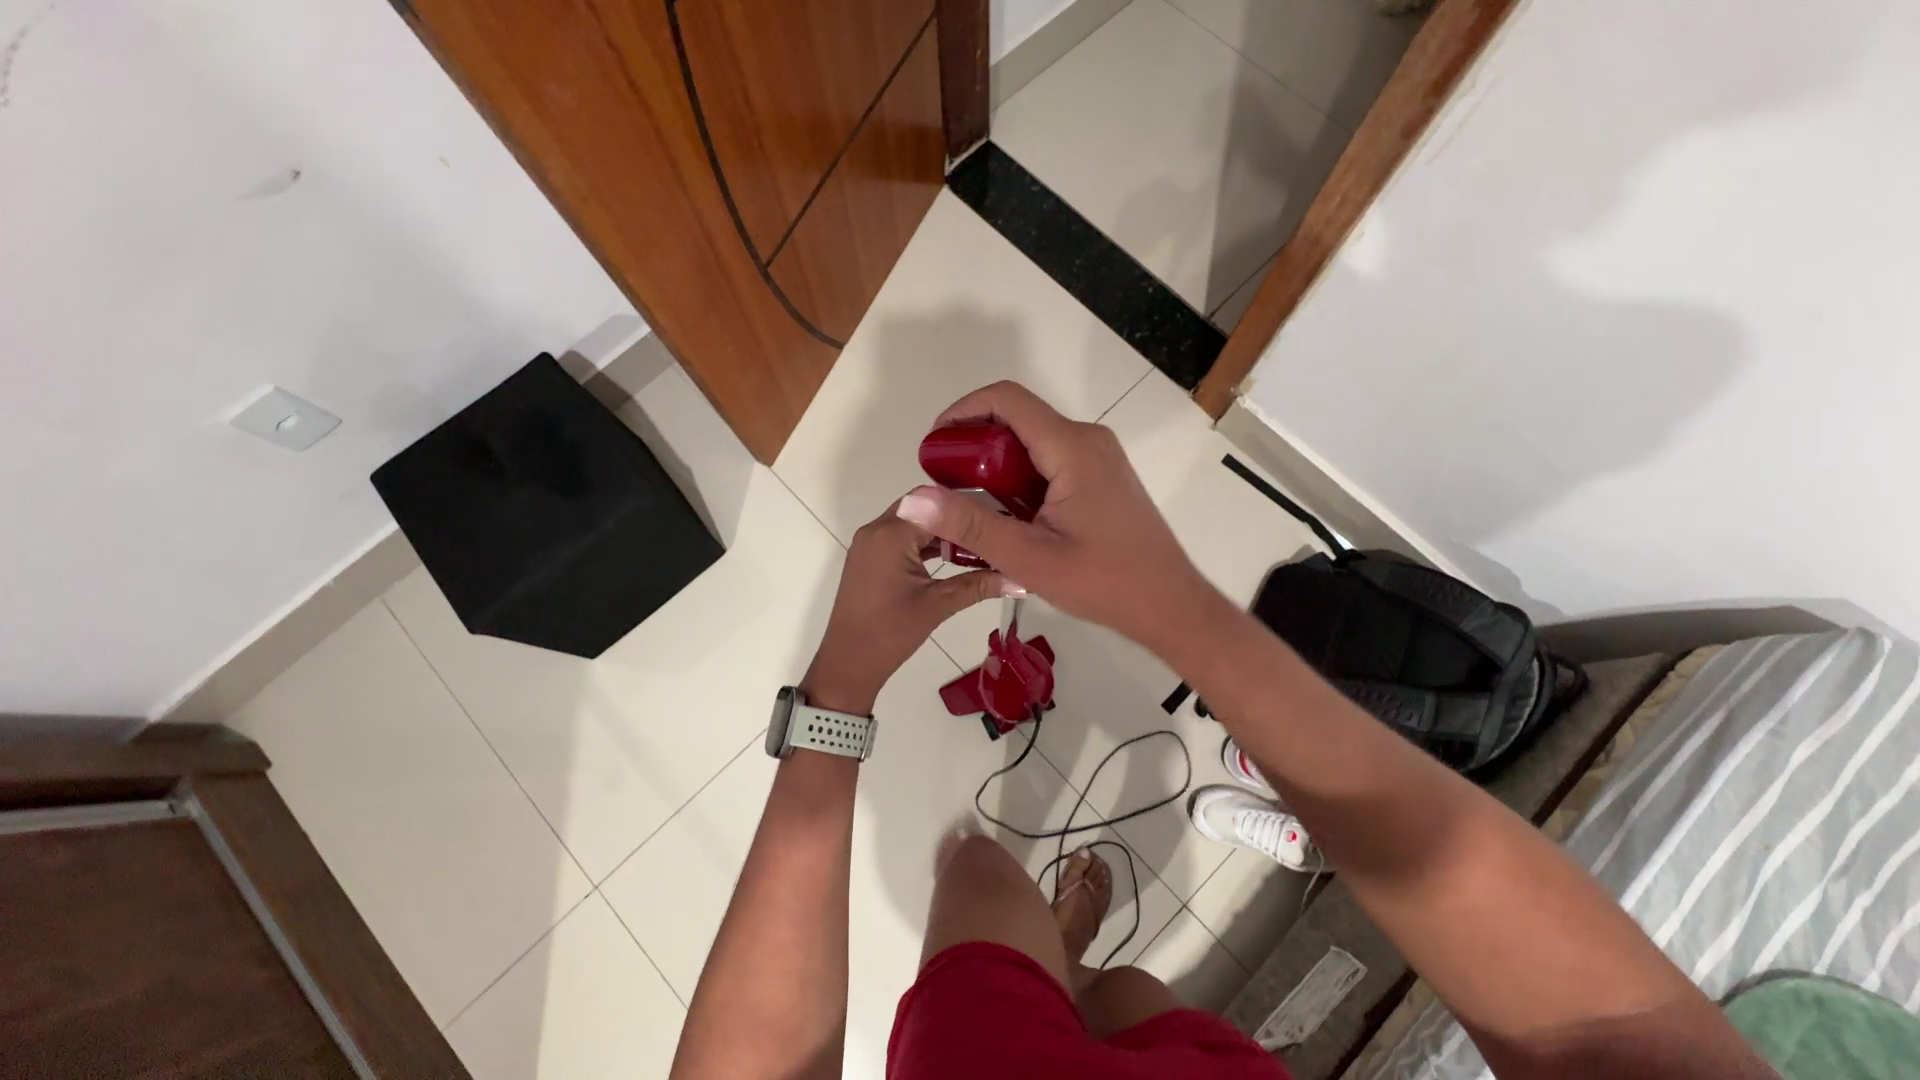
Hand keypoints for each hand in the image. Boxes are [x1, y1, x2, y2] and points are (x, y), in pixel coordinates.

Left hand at [802, 505, 1015, 714]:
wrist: (848, 662)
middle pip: (922, 506)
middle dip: (956, 515)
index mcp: (891, 535)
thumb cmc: (891, 633)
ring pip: (912, 520)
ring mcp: (870, 543)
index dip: (967, 506)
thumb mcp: (938, 605)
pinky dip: (925, 541)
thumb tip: (1020, 578)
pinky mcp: (870, 557)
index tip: (997, 516)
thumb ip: (978, 585)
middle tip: (990, 526)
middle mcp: (876, 529)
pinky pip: (901, 536)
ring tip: (978, 541)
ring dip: (941, 529)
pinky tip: (953, 556)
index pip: (934, 502)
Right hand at [894, 381, 1219, 653]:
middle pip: (1017, 419)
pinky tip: (1008, 519)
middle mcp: (1087, 440)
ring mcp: (1098, 457)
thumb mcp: (1029, 558)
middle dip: (973, 446)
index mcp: (1072, 448)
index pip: (1006, 400)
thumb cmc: (1105, 583)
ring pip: (1031, 442)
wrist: (1170, 605)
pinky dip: (1019, 480)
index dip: (961, 412)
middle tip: (945, 487)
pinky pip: (1049, 461)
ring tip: (971, 509)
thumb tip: (911, 499)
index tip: (934, 448)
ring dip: (995, 467)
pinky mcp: (1101, 476)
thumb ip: (970, 525)